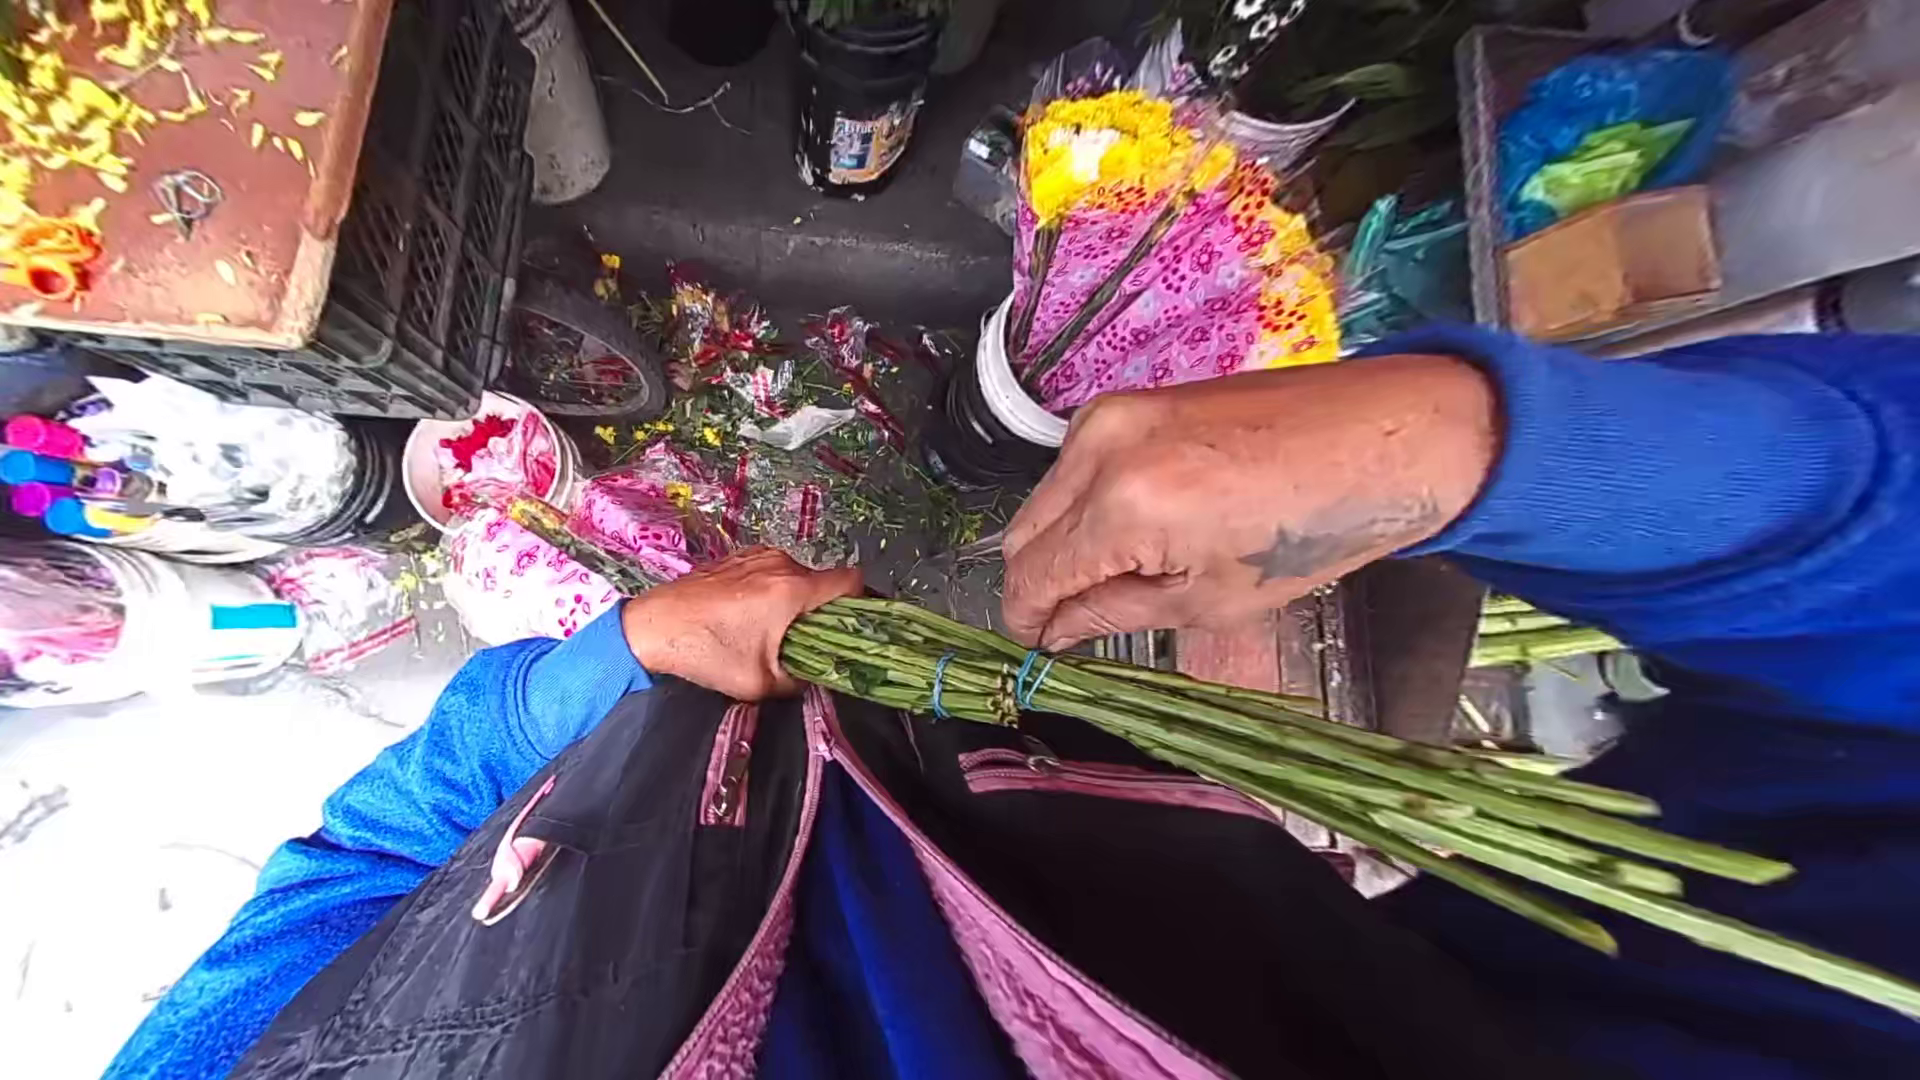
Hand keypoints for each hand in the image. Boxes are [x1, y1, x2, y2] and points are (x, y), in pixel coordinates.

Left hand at [621, 547, 861, 699]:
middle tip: (804, 637)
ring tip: (772, 626)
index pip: (852, 580)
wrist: (651, 627)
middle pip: (823, 582)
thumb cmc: (706, 653)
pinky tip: (750, 612)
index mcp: (794, 589)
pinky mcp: (740, 554)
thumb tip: (820, 677)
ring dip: (796, 599)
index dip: (861, 600)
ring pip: (799, 575)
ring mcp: (759, 555)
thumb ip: (801, 681)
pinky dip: (774, 588)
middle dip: (821, 608)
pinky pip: (774, 569)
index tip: (850, 623)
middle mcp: (782, 563)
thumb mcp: (760, 683)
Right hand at [1001, 354, 1498, 648]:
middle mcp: (1096, 451)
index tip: (1034, 641)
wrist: (1375, 436)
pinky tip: (1127, 524)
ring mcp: (1104, 417)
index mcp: (1121, 508)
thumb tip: (1056, 631)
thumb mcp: (1208, 600)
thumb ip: (1111, 613)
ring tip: (1114, 569)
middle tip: (1071, 615)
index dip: (1025, 618)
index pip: (1032, 576)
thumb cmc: (1307, 533)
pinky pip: (1068, 471)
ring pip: (1039, 502)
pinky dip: (1078, 508)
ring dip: (1057, 545)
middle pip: (1019, 535)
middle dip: (1036, 584)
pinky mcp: (1119, 403)